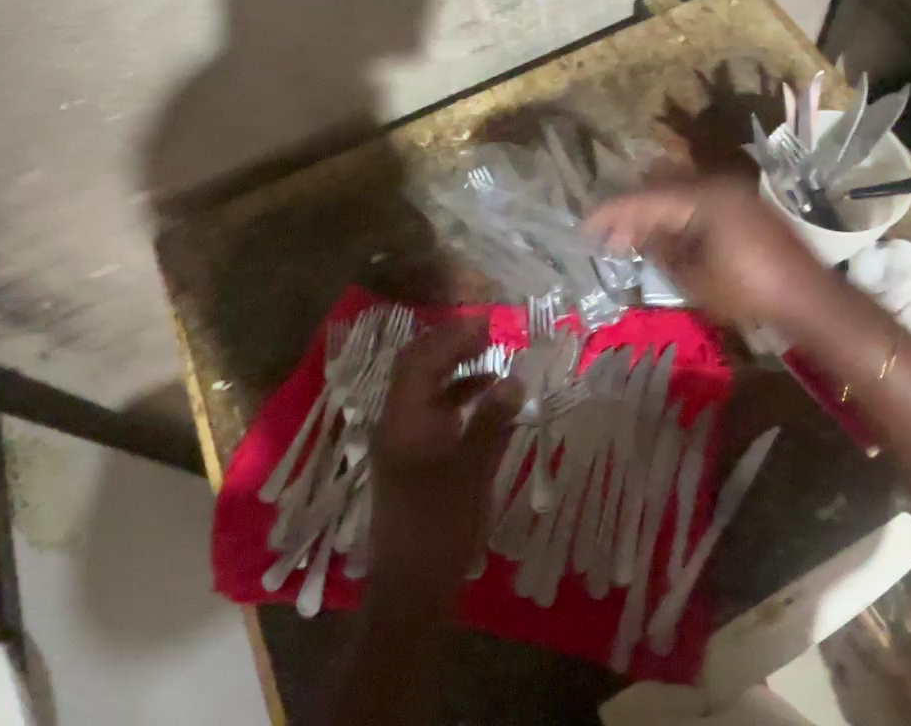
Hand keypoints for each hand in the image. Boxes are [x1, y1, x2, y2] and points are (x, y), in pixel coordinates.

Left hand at [369, 318, 521, 587]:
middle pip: (417, 367)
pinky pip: (432, 412)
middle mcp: (396, 422)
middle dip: (450, 345)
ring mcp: (402, 440)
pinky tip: (487, 396)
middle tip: (489, 331)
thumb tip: (515, 378)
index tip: (489, 323)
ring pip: (425, 388)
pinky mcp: (412, 458)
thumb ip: (492, 421)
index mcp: (403, 420)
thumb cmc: (441, 526)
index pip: (421, 360)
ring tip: (492, 354)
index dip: (452, 337)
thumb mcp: (472, 471)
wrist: (412, 586)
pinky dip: (457, 396)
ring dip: (454, 368)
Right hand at [586, 178, 844, 329]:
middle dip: (632, 210)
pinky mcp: (747, 207)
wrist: (809, 298)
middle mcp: (719, 185)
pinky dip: (679, 216)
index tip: (585, 226)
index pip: (645, 199)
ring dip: (655, 212)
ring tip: (632, 237)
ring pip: (682, 193)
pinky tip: (669, 236)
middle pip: (662, 187)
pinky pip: (701, 201)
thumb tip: (637, 236)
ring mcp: (737, 193)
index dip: (613, 213)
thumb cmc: (749, 292)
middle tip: (607, 234)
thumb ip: (661, 251)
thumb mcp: (695, 278)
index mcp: (704, 197)